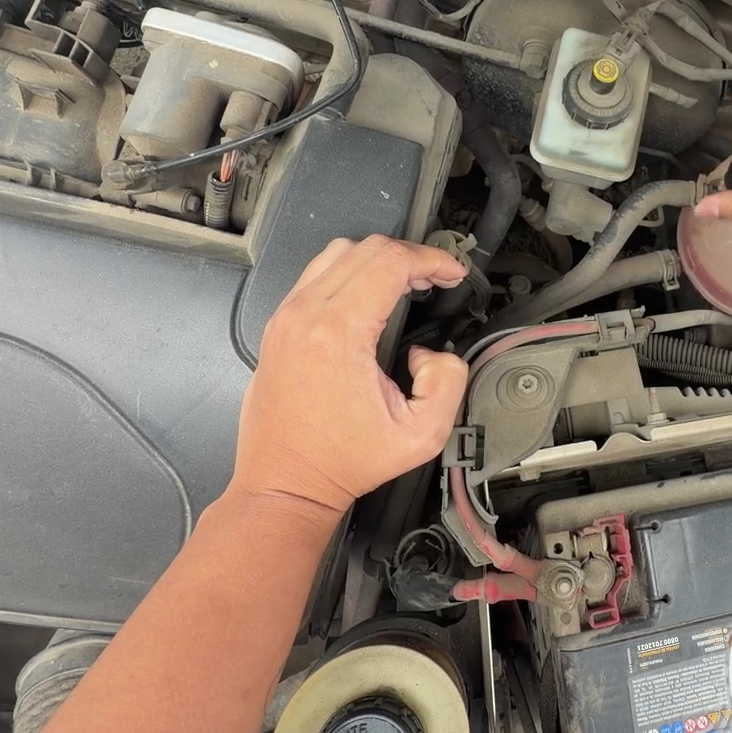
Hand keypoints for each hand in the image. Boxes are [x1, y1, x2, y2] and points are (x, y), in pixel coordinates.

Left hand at [230, 236, 468, 513]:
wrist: (285, 484)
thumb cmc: (342, 462)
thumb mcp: (422, 434)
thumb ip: (448, 381)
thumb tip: (431, 352)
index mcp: (339, 334)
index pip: (391, 262)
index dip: (433, 260)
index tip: (452, 274)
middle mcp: (306, 316)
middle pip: (367, 248)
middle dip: (412, 256)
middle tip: (437, 278)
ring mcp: (286, 318)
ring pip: (339, 252)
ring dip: (381, 259)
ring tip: (408, 281)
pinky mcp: (279, 326)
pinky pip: (317, 274)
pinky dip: (353, 271)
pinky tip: (373, 294)